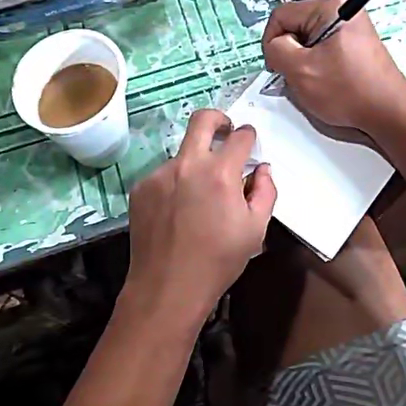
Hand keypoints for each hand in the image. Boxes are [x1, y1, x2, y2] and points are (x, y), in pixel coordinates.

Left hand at [123, 110, 276, 318]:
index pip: (240, 136)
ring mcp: (159, 175)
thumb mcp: (255, 229)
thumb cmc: (218, 261)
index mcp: (219, 173)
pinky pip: (164, 175)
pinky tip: (179, 211)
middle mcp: (186, 165)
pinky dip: (176, 184)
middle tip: (226, 131)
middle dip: (218, 119)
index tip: (249, 142)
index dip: (249, 136)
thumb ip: (265, 192)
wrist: (168, 286)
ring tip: (200, 198)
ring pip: (182, 154)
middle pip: (202, 120)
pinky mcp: (140, 189)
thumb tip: (262, 170)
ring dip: (195, 163)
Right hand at [262, 0, 405, 133]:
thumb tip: (274, 46)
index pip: (282, 15)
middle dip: (291, 55)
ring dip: (304, 65)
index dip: (273, 42)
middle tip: (300, 77)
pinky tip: (327, 85)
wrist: (388, 113)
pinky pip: (324, 54)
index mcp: (331, 8)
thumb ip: (277, 50)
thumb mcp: (300, 70)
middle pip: (296, 28)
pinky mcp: (355, 48)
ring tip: (317, 84)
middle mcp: (344, 13)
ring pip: (308, 44)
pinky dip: (318, 70)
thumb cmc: (352, 92)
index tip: (277, 65)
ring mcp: (351, 31)